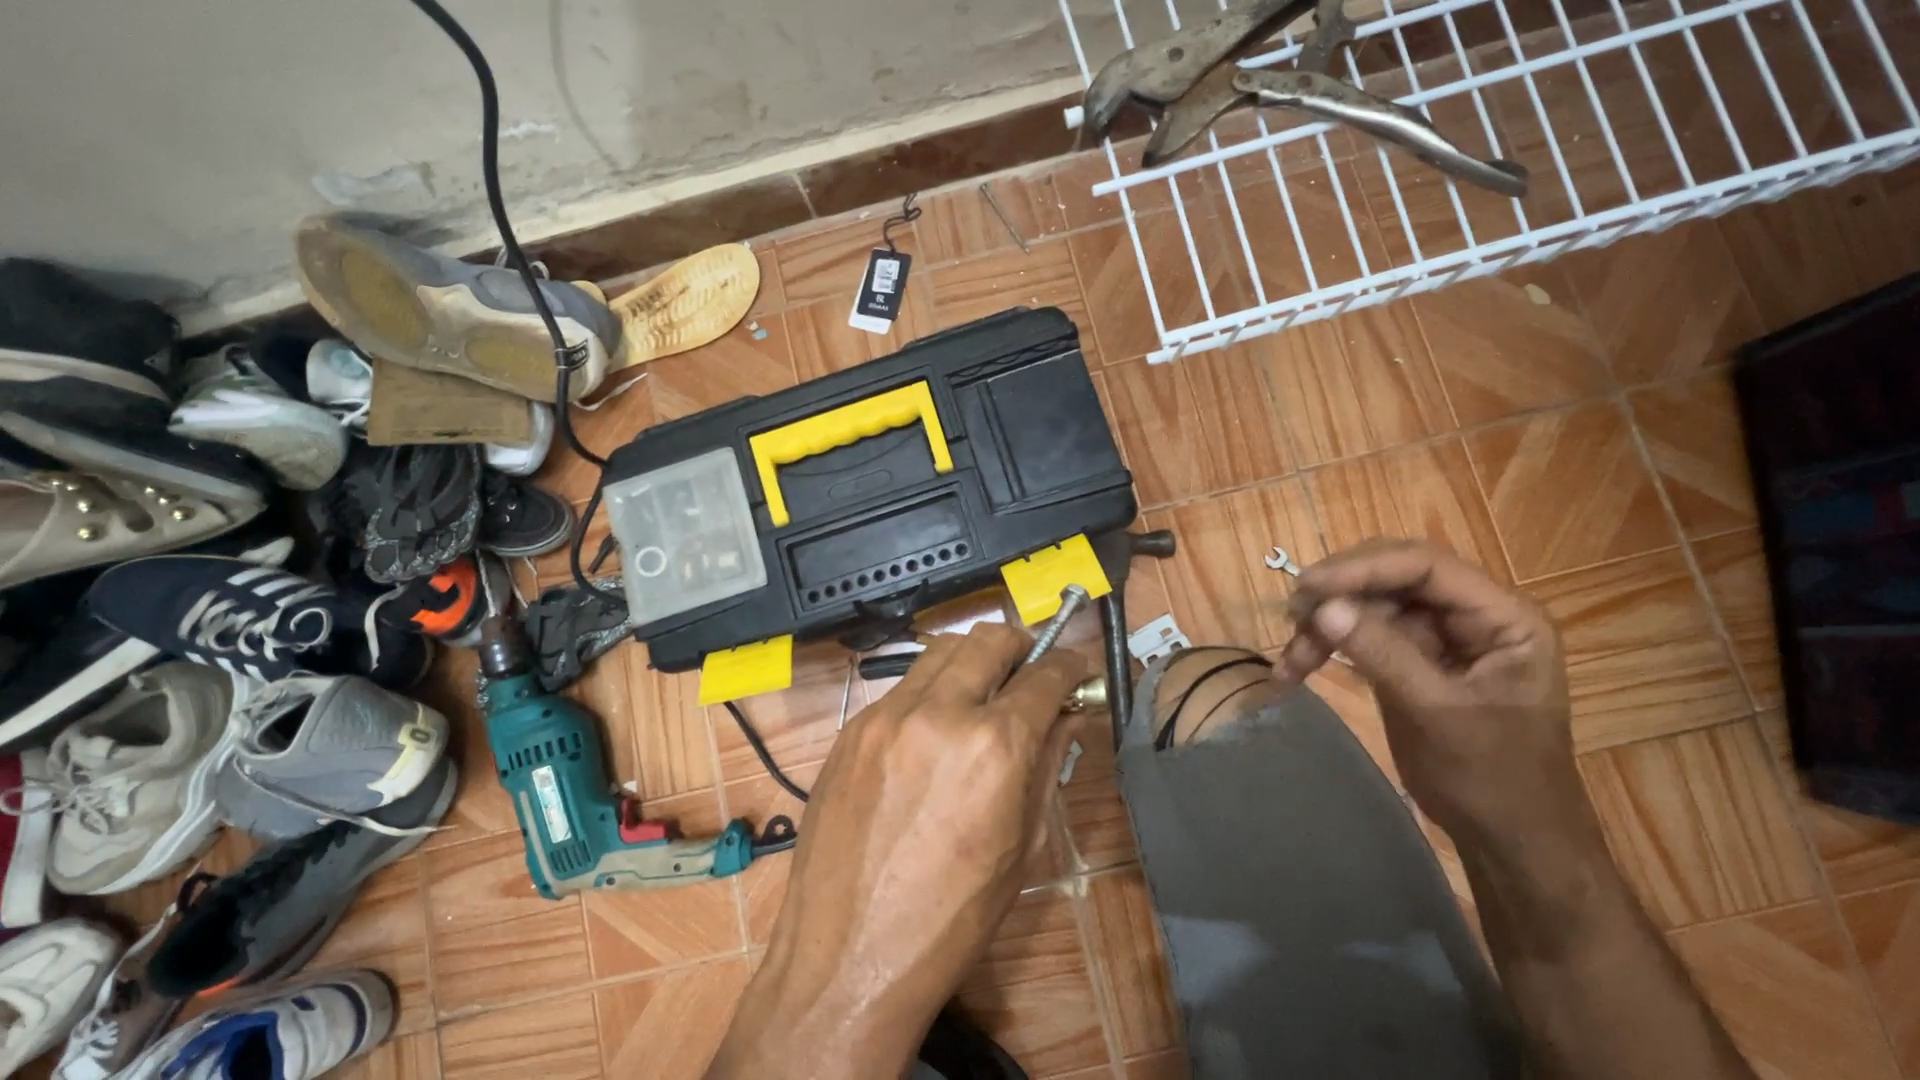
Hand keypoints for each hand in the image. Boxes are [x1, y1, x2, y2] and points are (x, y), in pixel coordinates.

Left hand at [715, 622, 1087, 1078]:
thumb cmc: (953, 917)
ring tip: (982, 695)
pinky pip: (901, 689)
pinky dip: (930, 693)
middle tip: (1030, 675)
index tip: (1078, 670)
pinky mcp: (851, 731)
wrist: (851, 955)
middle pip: (989, 640)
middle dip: (1021, 648)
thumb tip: (1065, 718)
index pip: (1045, 675)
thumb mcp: (1021, 845)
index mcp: (994, 746)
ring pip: (940, 653)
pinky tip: (933, 732)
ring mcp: (886, 717)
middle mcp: (939, 713)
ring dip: (972, 661)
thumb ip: (1046, 766)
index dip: (1071, 666)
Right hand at [1277, 540, 1589, 849]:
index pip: (1426, 566)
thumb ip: (1383, 653)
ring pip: (1370, 607)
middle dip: (1340, 595)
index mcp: (1504, 617)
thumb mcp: (1438, 713)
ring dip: (1326, 627)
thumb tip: (1323, 606)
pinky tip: (1297, 668)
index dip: (1364, 568)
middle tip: (1292, 617)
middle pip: (1394, 579)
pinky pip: (1364, 637)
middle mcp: (1474, 616)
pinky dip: (1329, 649)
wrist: (1511, 840)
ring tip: (1290, 660)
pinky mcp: (1414, 661)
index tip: (1308, 587)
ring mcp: (1442, 638)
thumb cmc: (1493, 779)